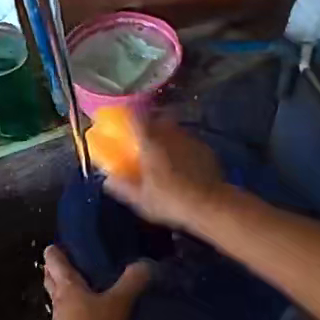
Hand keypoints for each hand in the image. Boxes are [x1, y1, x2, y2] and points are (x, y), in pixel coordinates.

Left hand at [42, 245, 151, 319]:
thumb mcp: (118, 304)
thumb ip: (132, 282)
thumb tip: (145, 263)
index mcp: (66, 286)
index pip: (53, 259)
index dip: (57, 249)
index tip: (67, 241)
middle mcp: (58, 300)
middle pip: (51, 277)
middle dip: (59, 267)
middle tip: (77, 259)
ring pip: (58, 296)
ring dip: (67, 289)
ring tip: (88, 283)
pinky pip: (67, 314)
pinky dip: (75, 308)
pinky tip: (91, 312)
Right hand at [99, 117, 226, 231]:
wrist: (211, 205)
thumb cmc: (171, 201)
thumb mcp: (141, 199)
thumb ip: (123, 186)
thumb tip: (108, 180)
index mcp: (150, 142)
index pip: (136, 117)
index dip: (129, 114)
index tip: (124, 119)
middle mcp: (170, 134)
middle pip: (157, 119)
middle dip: (150, 126)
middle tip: (144, 140)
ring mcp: (190, 139)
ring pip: (174, 130)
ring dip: (168, 136)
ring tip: (164, 154)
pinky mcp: (206, 148)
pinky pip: (189, 142)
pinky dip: (183, 148)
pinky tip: (184, 164)